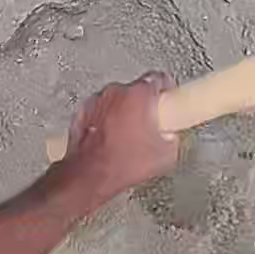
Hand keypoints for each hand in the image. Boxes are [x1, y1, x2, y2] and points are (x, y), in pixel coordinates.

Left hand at [56, 72, 180, 200]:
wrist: (91, 175)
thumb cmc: (123, 163)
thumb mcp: (166, 154)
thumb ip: (173, 136)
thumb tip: (171, 136)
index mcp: (139, 95)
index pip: (158, 78)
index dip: (166, 87)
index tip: (169, 96)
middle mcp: (115, 92)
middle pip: (135, 89)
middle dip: (143, 103)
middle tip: (148, 122)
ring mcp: (96, 101)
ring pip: (116, 99)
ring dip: (122, 110)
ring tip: (127, 133)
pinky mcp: (82, 112)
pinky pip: (99, 110)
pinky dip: (105, 118)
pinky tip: (110, 137)